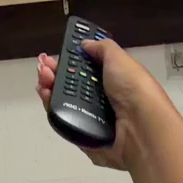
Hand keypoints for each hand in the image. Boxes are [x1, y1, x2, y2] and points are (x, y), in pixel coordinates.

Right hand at [36, 38, 164, 169]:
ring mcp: (92, 120)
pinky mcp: (84, 138)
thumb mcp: (119, 58)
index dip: (68, 62)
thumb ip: (102, 48)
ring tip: (42, 80)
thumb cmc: (132, 87)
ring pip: (64, 104)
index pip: (84, 70)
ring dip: (49, 89)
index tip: (53, 56)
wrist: (141, 127)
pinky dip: (53, 110)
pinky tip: (46, 97)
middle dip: (53, 75)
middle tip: (42, 68)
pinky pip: (64, 123)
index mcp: (111, 81)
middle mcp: (101, 100)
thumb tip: (85, 43)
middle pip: (70, 87)